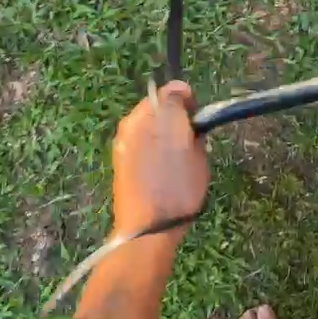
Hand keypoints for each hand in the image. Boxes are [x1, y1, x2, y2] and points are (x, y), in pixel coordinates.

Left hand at [110, 80, 209, 237]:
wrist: (148, 226)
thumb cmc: (179, 189)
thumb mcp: (197, 155)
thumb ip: (192, 127)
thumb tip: (187, 114)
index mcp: (154, 117)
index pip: (172, 91)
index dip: (189, 100)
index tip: (199, 117)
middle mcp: (133, 123)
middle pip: (157, 106)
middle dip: (174, 116)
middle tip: (191, 136)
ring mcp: (122, 141)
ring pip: (147, 123)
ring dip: (161, 130)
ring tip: (177, 153)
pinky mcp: (118, 158)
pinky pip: (139, 139)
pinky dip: (151, 144)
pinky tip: (161, 164)